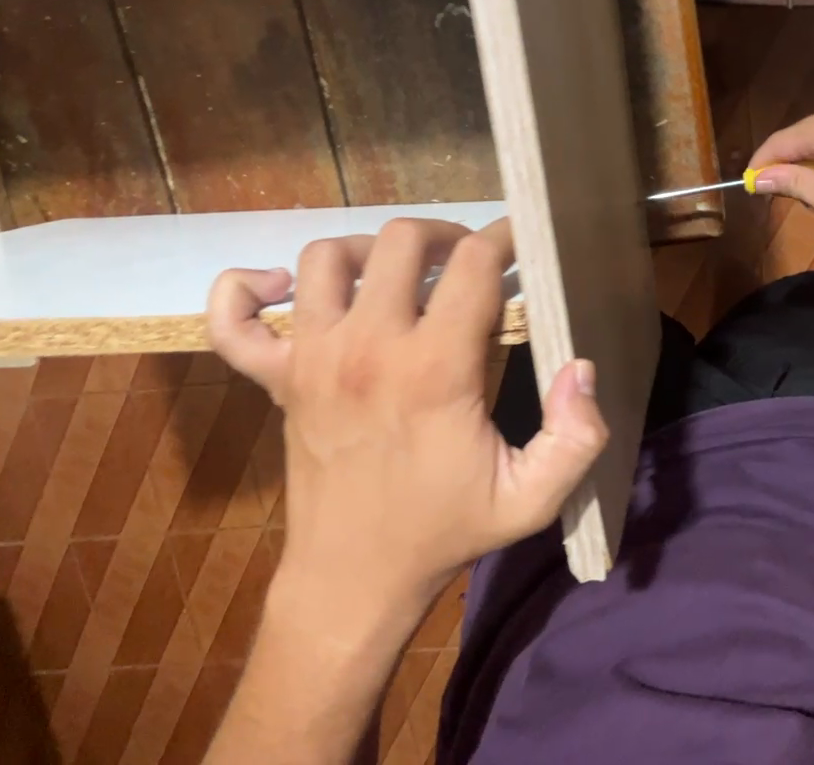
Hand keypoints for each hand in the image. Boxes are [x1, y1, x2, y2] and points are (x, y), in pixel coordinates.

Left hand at [203, 218, 607, 628]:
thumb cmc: (446, 530)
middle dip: (445, 235)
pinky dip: (246, 289)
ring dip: (368, 250)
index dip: (506, 239)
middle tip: (469, 261)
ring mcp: (311, 360)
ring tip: (400, 273)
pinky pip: (232, 317)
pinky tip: (281, 288)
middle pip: (400, 241)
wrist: (354, 578)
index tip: (522, 243)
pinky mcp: (275, 379)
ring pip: (324, 258)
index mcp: (433, 370)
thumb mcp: (532, 498)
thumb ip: (576, 436)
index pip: (474, 265)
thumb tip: (581, 367)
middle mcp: (366, 349)